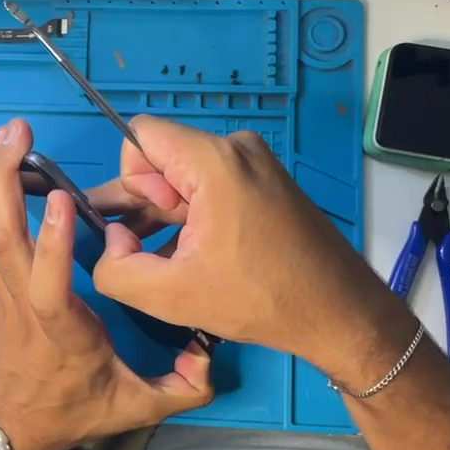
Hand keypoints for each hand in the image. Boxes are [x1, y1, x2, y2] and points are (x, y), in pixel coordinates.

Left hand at [0, 118, 212, 449]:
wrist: (10, 422)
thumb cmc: (72, 411)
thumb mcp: (134, 408)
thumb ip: (181, 387)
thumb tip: (210, 355)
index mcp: (60, 335)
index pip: (46, 291)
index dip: (50, 247)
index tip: (61, 200)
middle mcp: (22, 306)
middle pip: (2, 242)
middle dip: (2, 183)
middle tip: (15, 134)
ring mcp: (3, 291)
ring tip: (10, 132)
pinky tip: (7, 159)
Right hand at [88, 116, 416, 392]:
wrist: (339, 312)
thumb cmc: (259, 300)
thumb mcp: (169, 296)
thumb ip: (115, 268)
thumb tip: (111, 240)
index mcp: (215, 162)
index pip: (140, 137)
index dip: (129, 182)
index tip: (148, 225)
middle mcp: (236, 149)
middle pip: (161, 159)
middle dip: (142, 205)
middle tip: (137, 253)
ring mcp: (255, 164)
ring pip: (182, 177)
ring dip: (164, 217)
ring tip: (162, 263)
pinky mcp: (264, 183)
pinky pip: (208, 188)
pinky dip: (191, 219)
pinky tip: (189, 259)